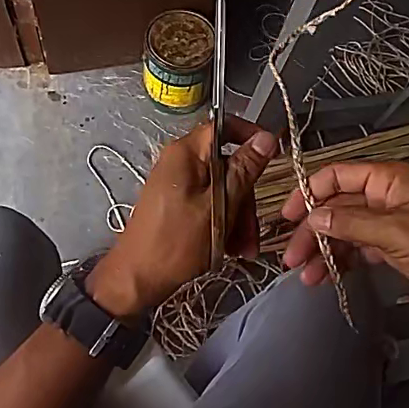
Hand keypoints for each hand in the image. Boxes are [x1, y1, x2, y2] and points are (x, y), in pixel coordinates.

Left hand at [88, 117, 277, 319]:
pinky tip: (231, 247)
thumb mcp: (219, 206)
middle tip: (253, 229)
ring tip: (244, 248)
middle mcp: (181, 162)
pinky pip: (211, 204)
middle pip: (229, 164)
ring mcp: (179, 184)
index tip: (273, 155)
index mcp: (186, 154)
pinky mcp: (178, 204)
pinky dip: (225, 223)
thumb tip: (266, 138)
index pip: (224, 126)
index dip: (251, 136)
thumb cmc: (175, 244)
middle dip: (247, 196)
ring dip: (239, 216)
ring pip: (224, 188)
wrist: (135, 281)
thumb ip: (244, 169)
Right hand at [280, 160, 408, 315]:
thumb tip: (316, 215)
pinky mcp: (401, 246)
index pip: (339, 175)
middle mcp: (391, 196)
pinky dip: (346, 260)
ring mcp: (396, 222)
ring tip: (307, 276)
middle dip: (314, 230)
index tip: (286, 217)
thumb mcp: (397, 233)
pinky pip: (364, 247)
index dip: (309, 193)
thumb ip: (352, 223)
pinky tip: (330, 276)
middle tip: (293, 258)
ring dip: (327, 250)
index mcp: (392, 179)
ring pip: (349, 229)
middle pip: (340, 205)